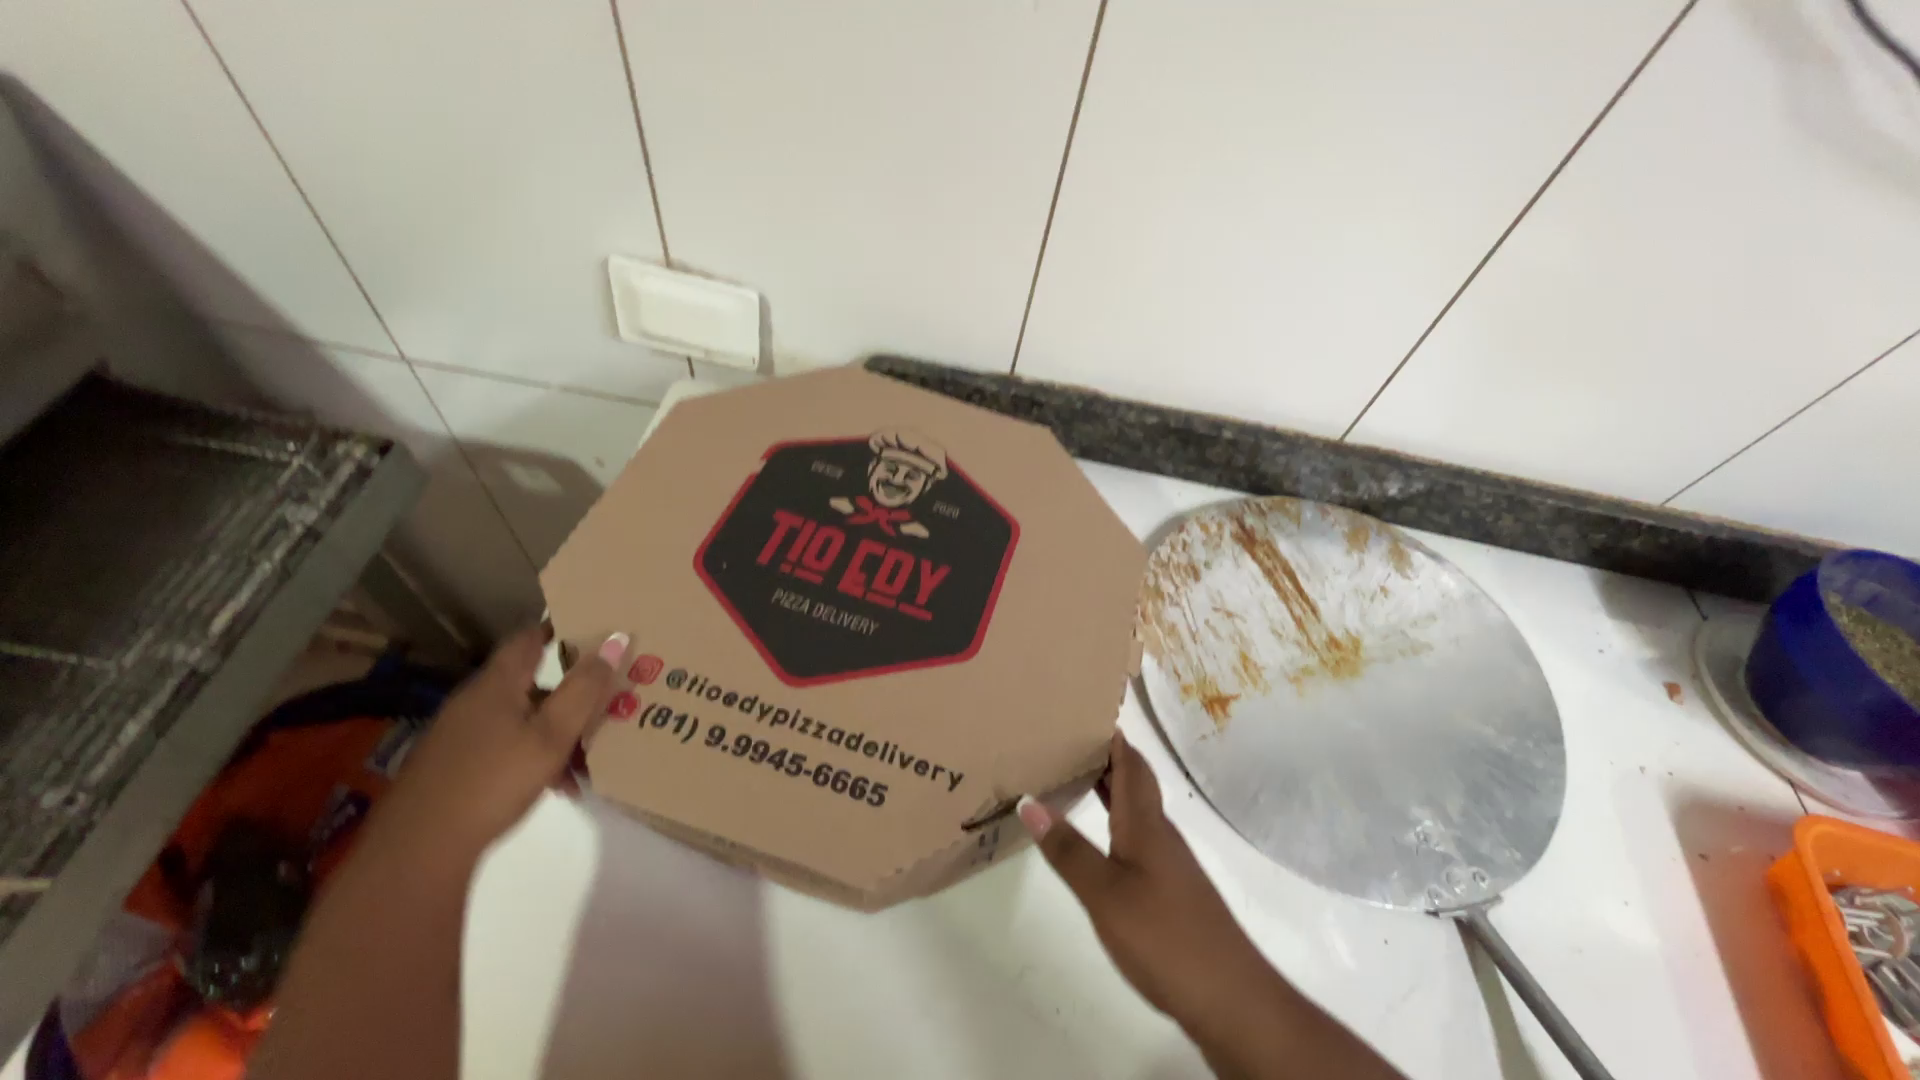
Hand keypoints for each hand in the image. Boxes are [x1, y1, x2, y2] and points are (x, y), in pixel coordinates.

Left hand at [368, 626, 627, 857]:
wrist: (420, 847)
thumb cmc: (494, 780)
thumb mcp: (552, 736)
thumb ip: (585, 689)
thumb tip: (616, 638)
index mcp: (497, 684)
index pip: (530, 638)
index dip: (563, 630)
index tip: (599, 635)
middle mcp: (476, 701)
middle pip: (533, 684)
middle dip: (572, 694)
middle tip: (610, 703)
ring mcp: (463, 734)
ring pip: (524, 719)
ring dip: (559, 734)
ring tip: (590, 763)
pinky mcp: (456, 765)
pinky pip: (508, 746)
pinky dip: (537, 758)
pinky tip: (558, 788)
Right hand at [1018, 732, 1279, 1025]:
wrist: (1230, 997)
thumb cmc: (1164, 937)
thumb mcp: (1105, 894)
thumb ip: (1068, 850)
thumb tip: (1029, 801)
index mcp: (1145, 825)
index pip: (1129, 764)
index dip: (1110, 735)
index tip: (1082, 709)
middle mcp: (1160, 835)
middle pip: (1134, 782)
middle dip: (1104, 756)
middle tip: (1064, 738)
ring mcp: (1168, 864)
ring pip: (1135, 810)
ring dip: (1107, 788)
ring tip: (1070, 778)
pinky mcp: (1170, 892)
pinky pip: (1136, 838)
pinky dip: (1112, 822)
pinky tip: (1097, 840)